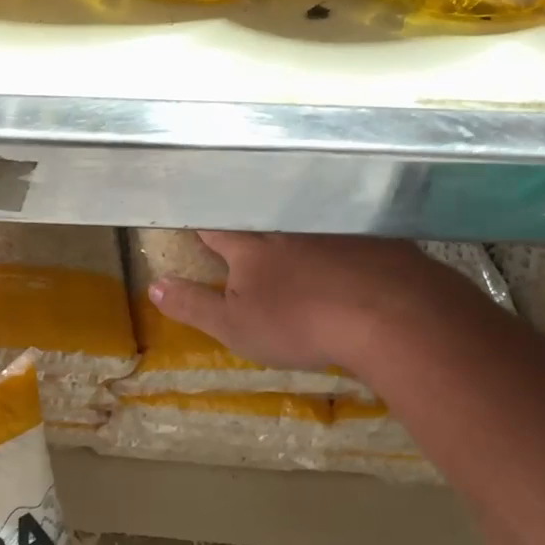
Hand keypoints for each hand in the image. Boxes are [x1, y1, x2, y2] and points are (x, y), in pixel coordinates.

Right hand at [147, 231, 466, 374]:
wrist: (390, 316)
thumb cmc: (299, 324)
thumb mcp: (234, 327)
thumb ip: (194, 305)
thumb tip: (153, 286)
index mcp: (252, 251)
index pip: (219, 232)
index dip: (203, 226)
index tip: (193, 218)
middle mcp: (293, 231)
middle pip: (265, 221)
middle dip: (252, 223)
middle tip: (246, 221)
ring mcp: (340, 232)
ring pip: (311, 224)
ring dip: (301, 229)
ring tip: (298, 235)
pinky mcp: (384, 242)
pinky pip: (358, 236)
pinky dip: (350, 243)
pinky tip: (357, 256)